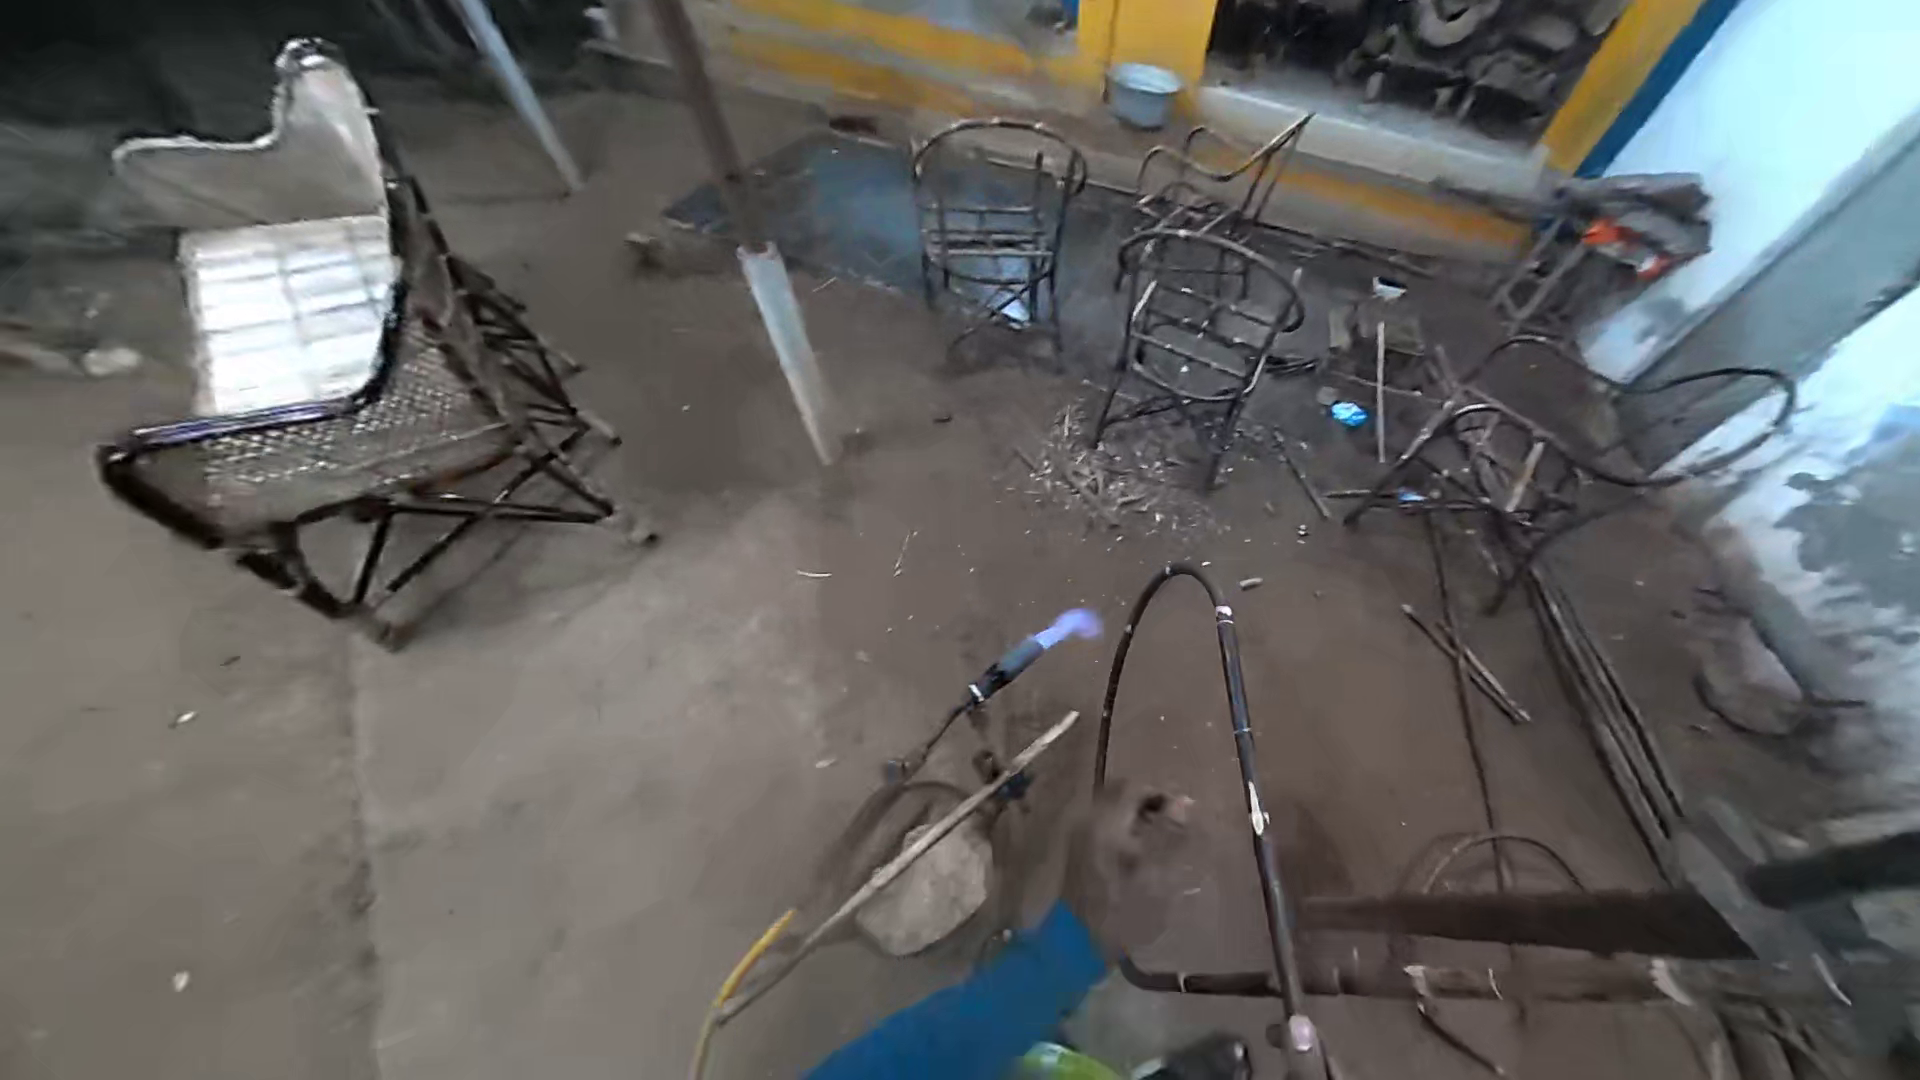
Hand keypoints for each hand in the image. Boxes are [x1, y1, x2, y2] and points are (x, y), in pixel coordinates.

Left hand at [1060, 780, 1191, 956]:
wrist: (1077, 941)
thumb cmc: (1121, 913)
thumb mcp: (1153, 877)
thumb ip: (1168, 835)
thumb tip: (1183, 803)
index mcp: (1107, 822)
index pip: (1134, 787)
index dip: (1161, 794)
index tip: (1183, 814)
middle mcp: (1089, 816)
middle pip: (1121, 791)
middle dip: (1149, 802)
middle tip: (1173, 824)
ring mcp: (1080, 829)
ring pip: (1112, 804)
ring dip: (1136, 812)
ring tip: (1160, 838)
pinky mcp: (1078, 842)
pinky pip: (1104, 818)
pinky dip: (1123, 823)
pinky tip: (1138, 848)